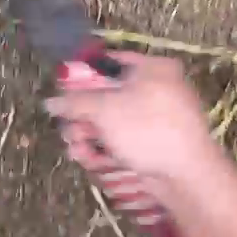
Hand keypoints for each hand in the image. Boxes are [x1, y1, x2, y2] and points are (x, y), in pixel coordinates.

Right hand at [45, 53, 227, 198]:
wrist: (187, 174)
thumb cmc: (147, 129)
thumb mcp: (104, 109)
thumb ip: (73, 102)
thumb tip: (49, 102)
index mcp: (152, 68)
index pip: (106, 62)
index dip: (80, 77)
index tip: (64, 95)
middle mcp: (155, 88)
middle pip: (103, 96)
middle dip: (81, 118)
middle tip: (73, 131)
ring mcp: (154, 117)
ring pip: (108, 121)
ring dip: (87, 136)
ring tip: (80, 151)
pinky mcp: (151, 142)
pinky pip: (120, 138)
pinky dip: (103, 148)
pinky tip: (91, 159)